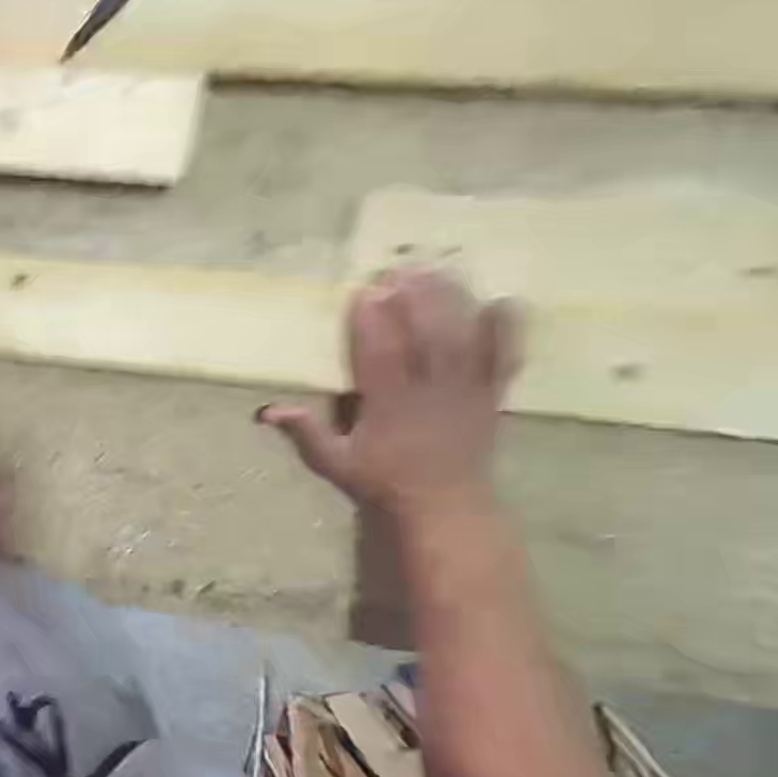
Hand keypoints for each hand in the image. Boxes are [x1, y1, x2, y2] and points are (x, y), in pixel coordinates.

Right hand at [259, 268, 522, 518]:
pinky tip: (505, 301)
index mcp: (388, 408)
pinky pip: (502, 362)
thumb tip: (270, 409)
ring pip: (461, 342)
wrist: (444, 507)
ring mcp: (463, 394)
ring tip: (438, 270)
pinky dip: (507, 333)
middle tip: (401, 268)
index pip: (380, 357)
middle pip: (425, 340)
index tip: (364, 291)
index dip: (372, 323)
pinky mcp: (488, 398)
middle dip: (414, 301)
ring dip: (451, 304)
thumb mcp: (335, 463)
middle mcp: (428, 395)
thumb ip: (307, 433)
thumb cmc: (381, 482)